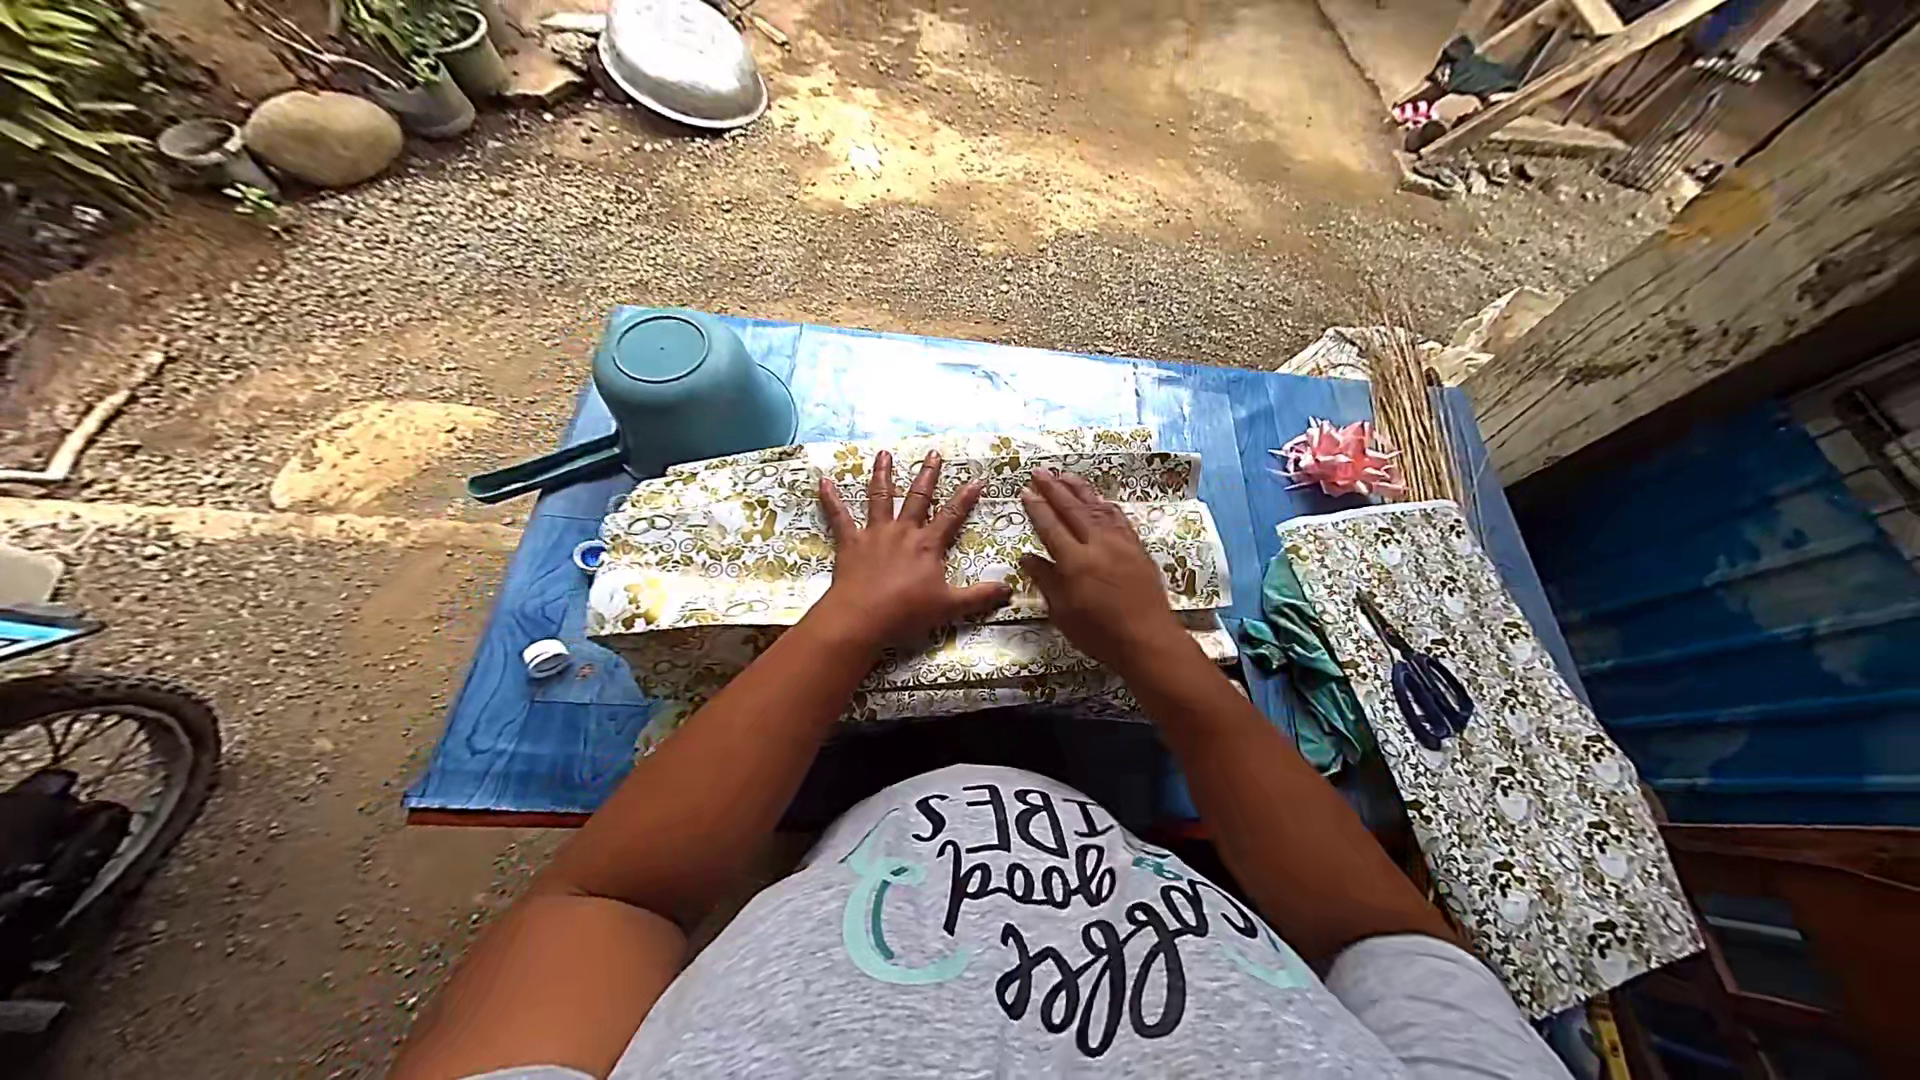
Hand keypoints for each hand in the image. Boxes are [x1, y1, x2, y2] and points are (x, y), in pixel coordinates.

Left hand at [811, 449, 1012, 649]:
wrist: (863, 617)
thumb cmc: (907, 612)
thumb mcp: (950, 606)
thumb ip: (980, 596)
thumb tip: (1009, 589)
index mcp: (928, 545)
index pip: (952, 515)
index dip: (966, 497)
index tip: (977, 479)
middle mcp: (903, 531)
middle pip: (918, 497)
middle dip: (928, 475)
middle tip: (934, 454)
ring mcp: (875, 533)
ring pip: (880, 497)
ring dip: (883, 474)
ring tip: (884, 454)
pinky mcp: (850, 542)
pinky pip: (839, 516)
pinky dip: (831, 499)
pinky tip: (824, 482)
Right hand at [1019, 469, 1190, 672]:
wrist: (1148, 640)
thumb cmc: (1099, 633)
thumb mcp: (1062, 613)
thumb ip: (1046, 581)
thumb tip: (1028, 557)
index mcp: (1075, 562)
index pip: (1050, 526)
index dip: (1036, 507)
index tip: (1025, 492)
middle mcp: (1098, 545)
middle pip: (1072, 509)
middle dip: (1054, 488)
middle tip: (1040, 472)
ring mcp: (1121, 544)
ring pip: (1097, 508)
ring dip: (1079, 489)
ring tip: (1065, 475)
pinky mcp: (1138, 548)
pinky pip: (1119, 518)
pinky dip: (1105, 505)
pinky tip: (1098, 499)